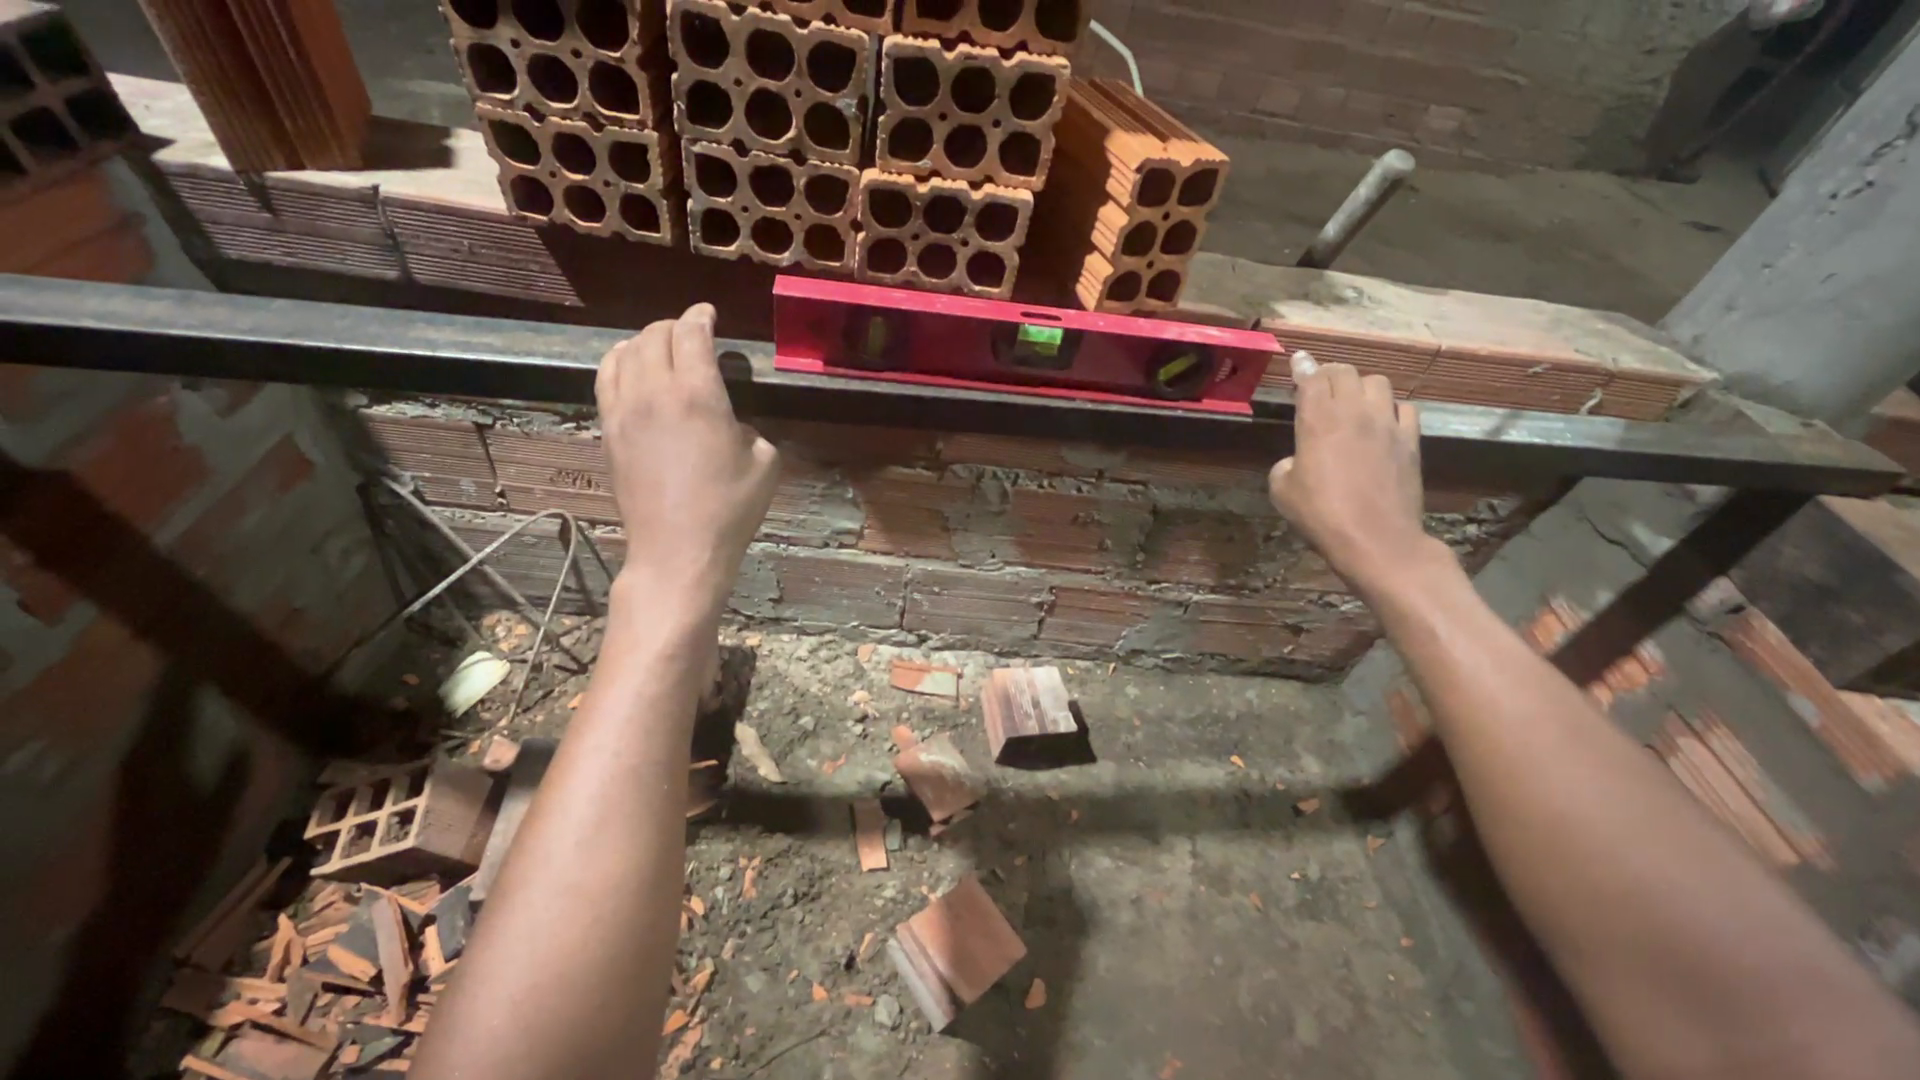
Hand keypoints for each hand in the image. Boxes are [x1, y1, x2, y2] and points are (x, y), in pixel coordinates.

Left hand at [597, 303, 778, 623]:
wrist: (677, 550)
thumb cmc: (729, 508)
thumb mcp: (765, 462)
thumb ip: (749, 427)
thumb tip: (729, 421)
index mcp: (699, 394)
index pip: (692, 333)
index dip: (701, 316)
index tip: (709, 315)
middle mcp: (656, 391)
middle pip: (656, 335)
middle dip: (675, 326)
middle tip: (691, 334)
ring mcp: (624, 410)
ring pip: (626, 351)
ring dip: (645, 340)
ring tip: (660, 345)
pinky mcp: (607, 430)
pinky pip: (605, 378)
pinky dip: (619, 361)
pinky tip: (629, 367)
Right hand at [1268, 351, 1442, 596]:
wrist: (1376, 539)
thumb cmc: (1321, 516)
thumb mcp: (1282, 491)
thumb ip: (1286, 464)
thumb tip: (1298, 460)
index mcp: (1317, 421)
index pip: (1311, 378)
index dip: (1302, 367)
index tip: (1299, 360)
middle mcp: (1354, 412)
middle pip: (1344, 372)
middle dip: (1329, 374)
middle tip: (1321, 385)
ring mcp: (1387, 423)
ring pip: (1377, 382)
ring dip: (1361, 386)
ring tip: (1354, 401)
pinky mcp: (1411, 440)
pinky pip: (1403, 407)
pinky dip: (1390, 408)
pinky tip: (1382, 422)